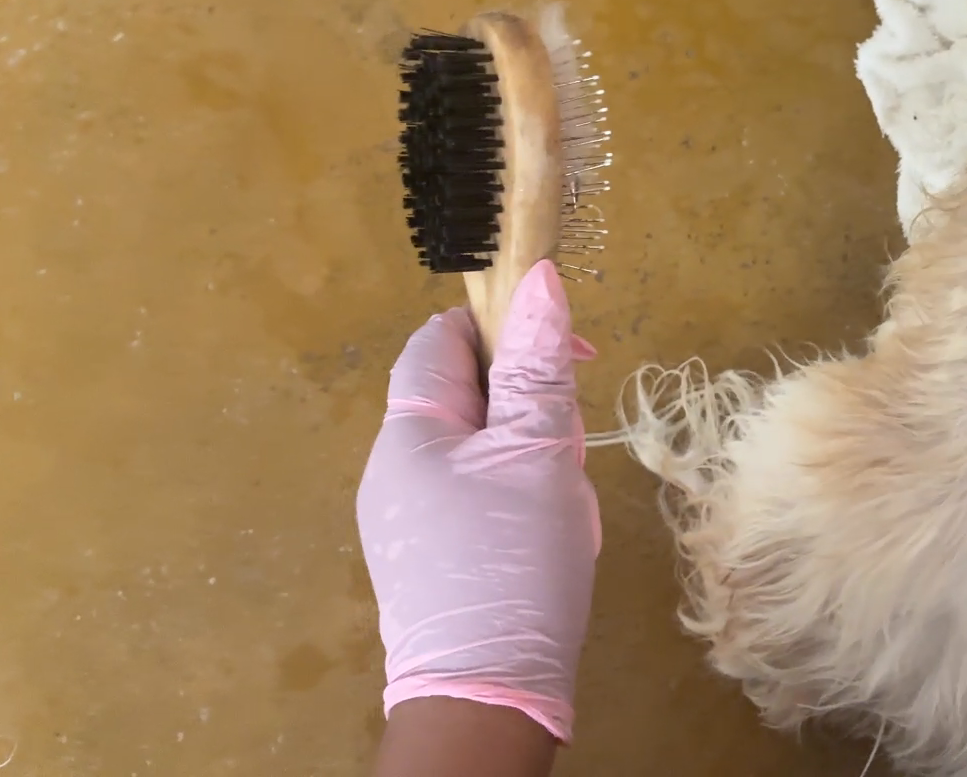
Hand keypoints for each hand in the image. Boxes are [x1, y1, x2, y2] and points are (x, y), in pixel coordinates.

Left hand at [358, 261, 600, 742]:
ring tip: (562, 478)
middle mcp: (395, 466)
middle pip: (464, 388)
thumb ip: (539, 365)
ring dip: (530, 435)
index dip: (499, 321)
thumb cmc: (514, 554)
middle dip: (527, 390)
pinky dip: (519, 472)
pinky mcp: (433, 544)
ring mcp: (409, 511)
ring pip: (480, 435)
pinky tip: (545, 510)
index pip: (441, 339)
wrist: (492, 689)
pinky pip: (478, 478)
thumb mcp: (540, 448)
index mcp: (409, 433)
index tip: (563, 347)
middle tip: (571, 429)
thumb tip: (539, 278)